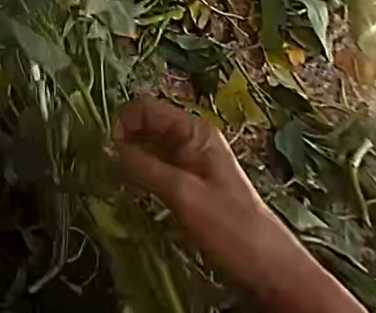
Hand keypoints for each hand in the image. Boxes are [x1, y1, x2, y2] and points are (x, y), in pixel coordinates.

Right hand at [114, 97, 363, 312]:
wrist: (270, 269)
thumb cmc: (229, 226)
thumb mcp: (182, 193)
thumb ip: (142, 167)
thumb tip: (106, 149)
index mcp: (193, 130)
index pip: (146, 107)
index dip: (124, 122)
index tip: (110, 150)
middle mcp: (191, 138)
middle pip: (147, 124)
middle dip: (125, 139)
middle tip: (109, 167)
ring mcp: (191, 160)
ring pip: (150, 146)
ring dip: (131, 157)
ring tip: (116, 180)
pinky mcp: (191, 182)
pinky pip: (158, 166)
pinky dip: (142, 173)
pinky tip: (133, 190)